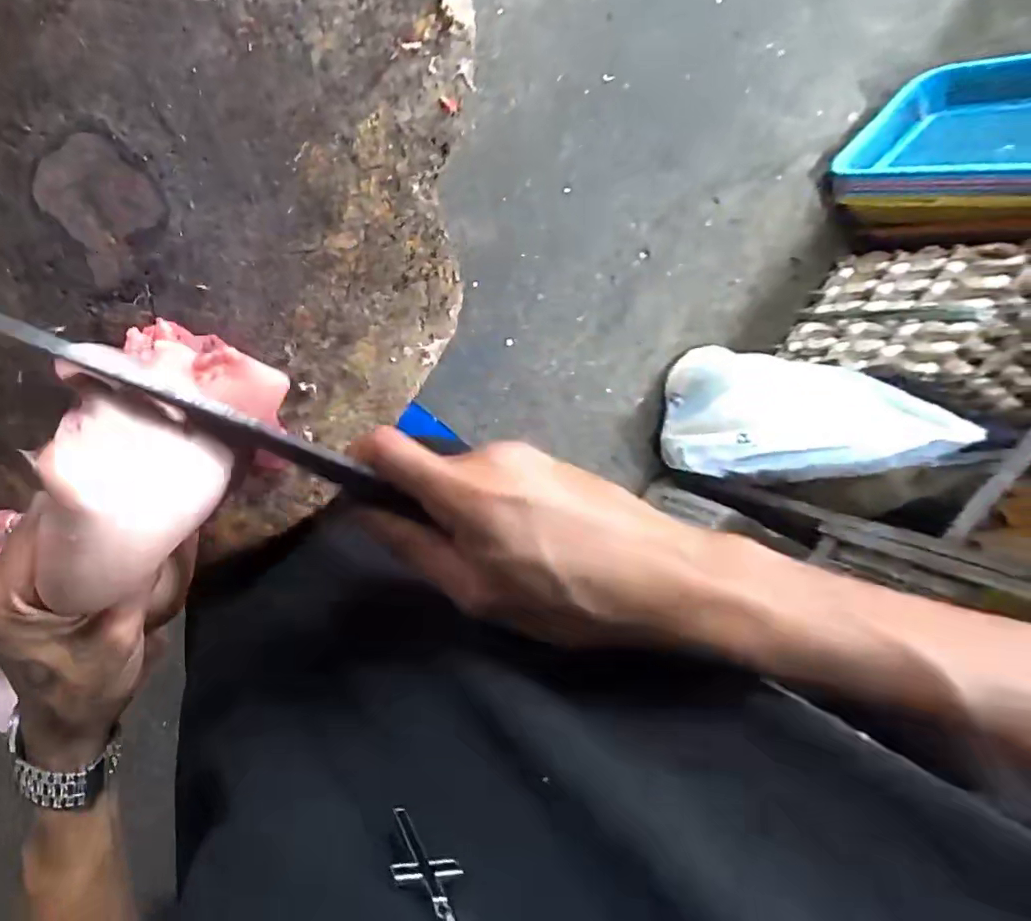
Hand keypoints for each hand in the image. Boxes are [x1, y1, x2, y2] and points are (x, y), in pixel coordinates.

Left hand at [0, 492, 195, 768]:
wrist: (66, 732)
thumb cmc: (86, 692)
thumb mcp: (118, 638)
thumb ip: (133, 583)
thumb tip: (165, 532)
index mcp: (1, 593)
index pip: (35, 525)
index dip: (75, 506)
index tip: (113, 490)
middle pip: (35, 525)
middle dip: (77, 513)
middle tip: (119, 498)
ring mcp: (0, 586)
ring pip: (40, 535)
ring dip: (73, 527)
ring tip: (112, 513)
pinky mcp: (15, 591)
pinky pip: (43, 552)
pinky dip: (69, 545)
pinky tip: (97, 540)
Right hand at [349, 429, 719, 645]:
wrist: (683, 579)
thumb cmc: (570, 596)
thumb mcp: (478, 592)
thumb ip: (410, 547)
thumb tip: (363, 513)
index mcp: (459, 487)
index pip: (381, 444)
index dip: (356, 460)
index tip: (358, 491)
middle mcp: (483, 455)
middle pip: (422, 465)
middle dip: (421, 501)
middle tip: (453, 551)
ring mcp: (521, 452)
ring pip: (461, 473)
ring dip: (462, 505)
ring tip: (507, 552)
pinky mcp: (551, 459)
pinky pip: (497, 474)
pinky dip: (495, 501)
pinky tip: (538, 539)